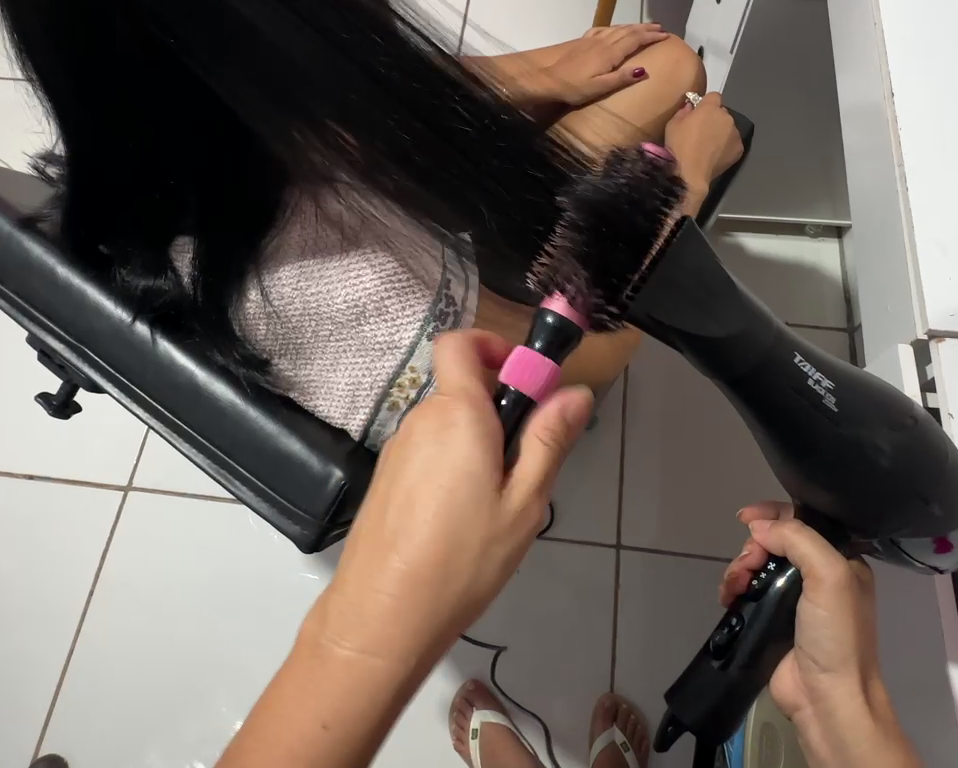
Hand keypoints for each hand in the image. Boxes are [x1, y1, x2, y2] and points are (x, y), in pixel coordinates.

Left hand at [307, 330, 595, 668]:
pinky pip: (429, 450)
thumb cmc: (462, 557)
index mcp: (457, 413)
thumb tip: (576, 392)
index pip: (460, 342)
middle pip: (461, 387)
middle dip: (497, 406)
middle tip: (524, 459)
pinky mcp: (387, 476)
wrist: (382, 615)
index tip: (526, 382)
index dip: (493, 346)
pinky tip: (462, 517)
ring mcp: (399, 448)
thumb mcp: (523, 503)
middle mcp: (422, 418)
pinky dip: (452, 463)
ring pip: (447, 423)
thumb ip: (548, 441)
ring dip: (476, 440)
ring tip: (496, 500)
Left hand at [535, 24, 670, 107]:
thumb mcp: (599, 87)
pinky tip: (614, 29)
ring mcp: (591, 40)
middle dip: (645, 28)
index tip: (665, 35)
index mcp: (609, 53)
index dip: (651, 36)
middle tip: (660, 28)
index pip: (635, 40)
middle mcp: (602, 42)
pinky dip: (614, 27)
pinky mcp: (582, 41)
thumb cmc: (572, 87)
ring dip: (632, 26)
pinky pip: (603, 29)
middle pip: (628, 31)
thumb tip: (645, 70)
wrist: (546, 78)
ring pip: (617, 28)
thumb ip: (621, 78)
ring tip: (644, 26)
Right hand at [663, 92, 743, 209]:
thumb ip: (683, 112)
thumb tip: (690, 108)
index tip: (698, 112)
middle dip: (714, 119)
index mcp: (710, 108)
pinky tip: (715, 155)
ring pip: (728, 128)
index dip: (706, 104)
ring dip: (721, 132)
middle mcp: (726, 117)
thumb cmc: (678, 146)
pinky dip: (726, 146)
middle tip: (702, 132)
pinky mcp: (738, 149)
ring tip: (708, 146)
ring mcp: (734, 133)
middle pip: (722, 113)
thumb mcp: (672, 124)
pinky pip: (732, 142)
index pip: (714, 96)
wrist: (689, 173)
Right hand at [719, 504, 918, 767]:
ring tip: (736, 584)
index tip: (746, 518)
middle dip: (753, 546)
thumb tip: (758, 527)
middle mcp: (817, 577)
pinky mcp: (771, 620)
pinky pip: (746, 591)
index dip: (773, 514)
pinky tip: (728, 596)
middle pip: (773, 542)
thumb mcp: (830, 576)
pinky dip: (733, 588)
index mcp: (840, 562)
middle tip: (748, 563)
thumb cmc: (836, 636)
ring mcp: (792, 600)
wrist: (827, 699)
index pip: (802, 522)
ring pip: (756, 565)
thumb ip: (797, 539)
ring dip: (739, 567)